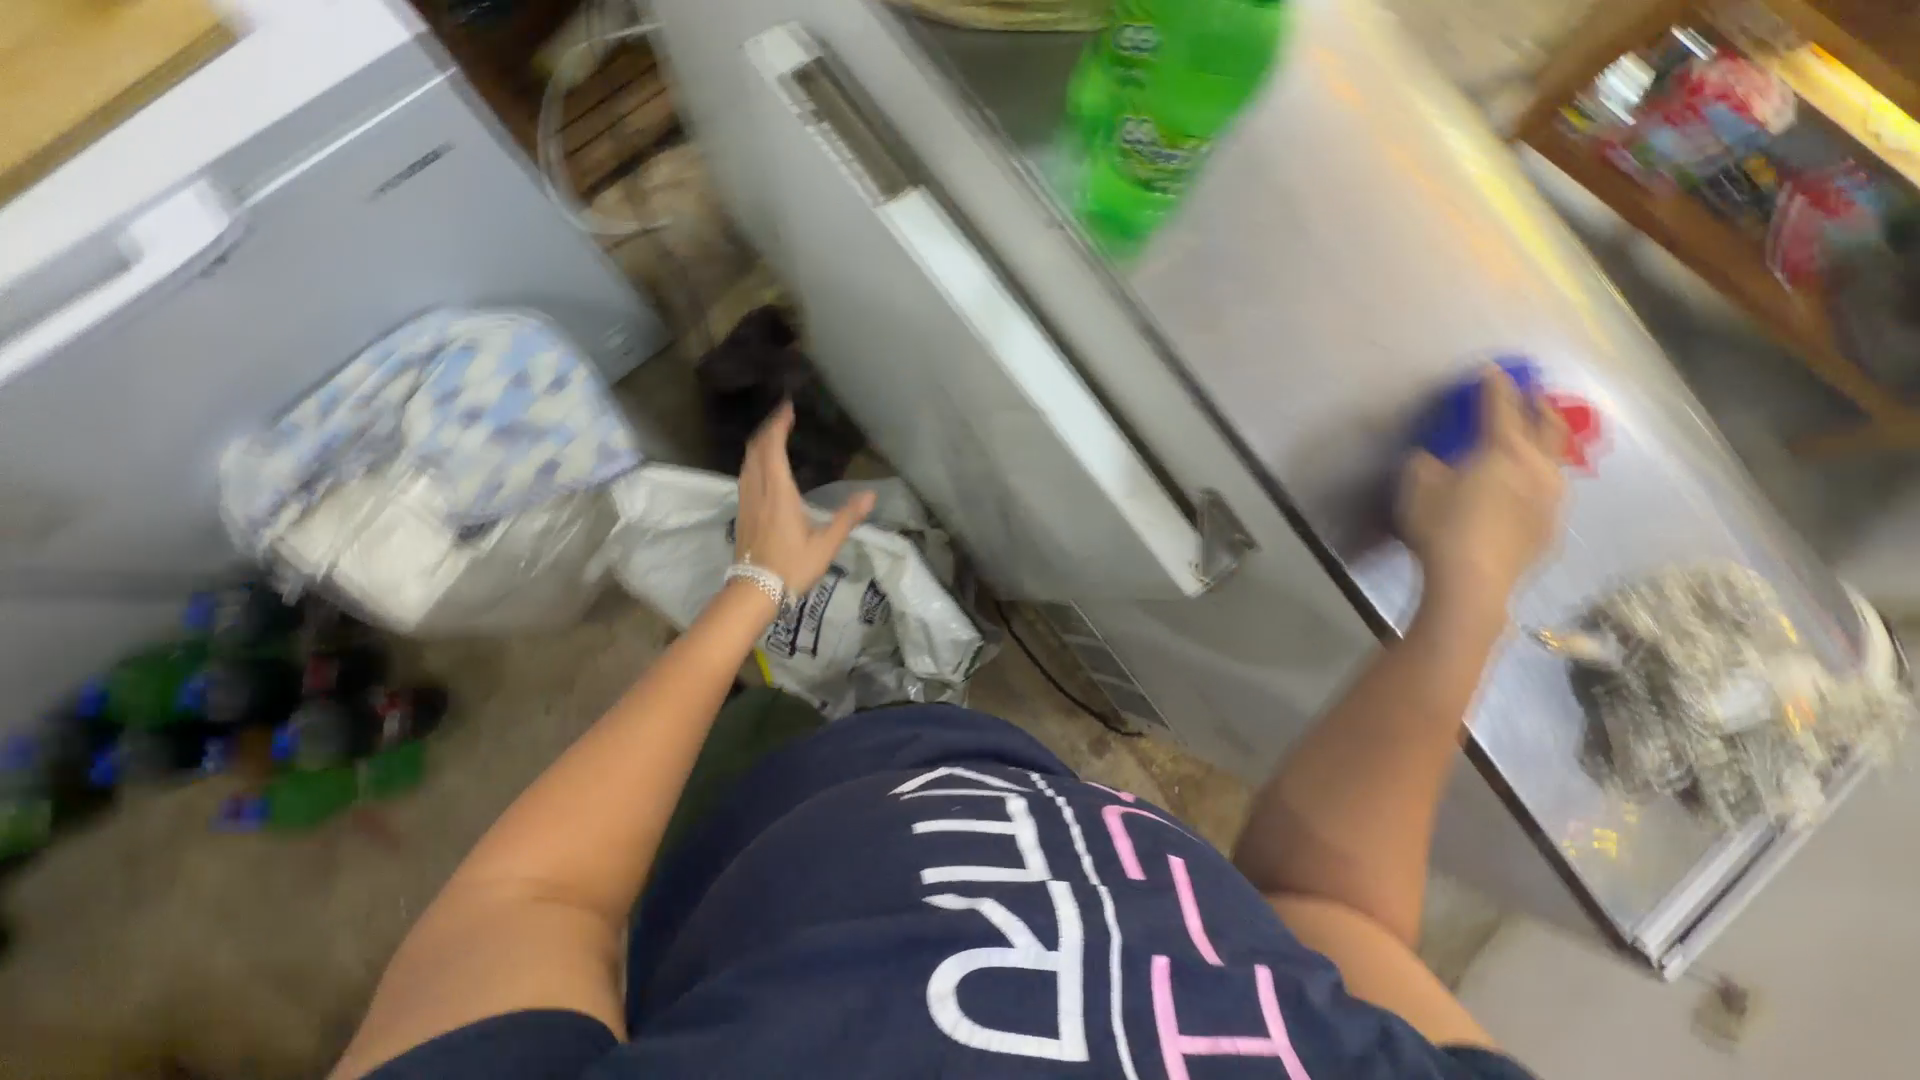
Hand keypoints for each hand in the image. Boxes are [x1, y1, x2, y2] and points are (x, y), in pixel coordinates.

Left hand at [734, 402, 875, 595]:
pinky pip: (745, 475)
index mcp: (778, 493)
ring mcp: (746, 501)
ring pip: (747, 462)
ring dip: (759, 444)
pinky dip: (754, 461)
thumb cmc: (792, 567)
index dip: (778, 424)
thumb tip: (870, 495)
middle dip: (768, 429)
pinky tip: (763, 468)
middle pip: (756, 449)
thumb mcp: (826, 544)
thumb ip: (847, 517)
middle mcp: (758, 490)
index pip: (773, 447)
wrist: (755, 591)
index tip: (788, 407)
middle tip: (783, 417)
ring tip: (774, 436)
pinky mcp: (742, 512)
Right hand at [1398, 368, 1567, 618]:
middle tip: (1532, 395)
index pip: (1500, 407)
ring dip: (1547, 445)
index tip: (1493, 371)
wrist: (1473, 582)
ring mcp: (1552, 499)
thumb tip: (1433, 459)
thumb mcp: (1417, 487)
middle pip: (1549, 425)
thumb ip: (1426, 465)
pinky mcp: (1551, 529)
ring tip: (1536, 442)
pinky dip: (1540, 482)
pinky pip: (1550, 494)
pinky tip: (1527, 491)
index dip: (1495, 386)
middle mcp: (1538, 467)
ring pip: (1556, 461)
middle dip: (1539, 406)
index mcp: (1503, 449)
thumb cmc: (1442, 528)